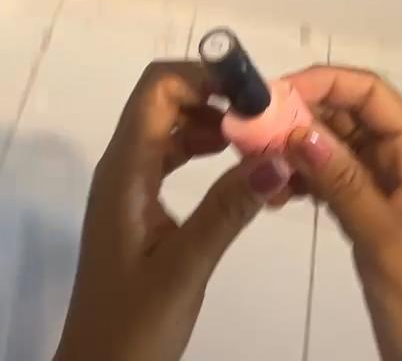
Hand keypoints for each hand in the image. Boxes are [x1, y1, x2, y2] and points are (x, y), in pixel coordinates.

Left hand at [54, 61, 289, 360]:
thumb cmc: (133, 325)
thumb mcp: (185, 266)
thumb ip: (229, 207)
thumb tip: (278, 155)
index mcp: (124, 167)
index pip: (157, 89)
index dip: (202, 76)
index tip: (251, 90)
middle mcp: (122, 163)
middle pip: (163, 100)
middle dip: (213, 95)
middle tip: (265, 114)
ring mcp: (128, 183)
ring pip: (169, 126)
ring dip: (211, 122)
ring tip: (259, 138)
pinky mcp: (138, 203)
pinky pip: (170, 155)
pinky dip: (202, 149)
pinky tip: (235, 164)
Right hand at [284, 66, 401, 360]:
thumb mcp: (390, 242)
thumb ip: (344, 182)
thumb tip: (298, 128)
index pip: (371, 94)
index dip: (324, 82)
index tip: (274, 94)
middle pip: (349, 117)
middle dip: (301, 115)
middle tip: (251, 129)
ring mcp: (387, 193)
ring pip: (336, 148)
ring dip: (297, 148)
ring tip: (257, 162)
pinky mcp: (371, 220)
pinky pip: (332, 182)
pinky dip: (303, 181)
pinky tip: (275, 192)